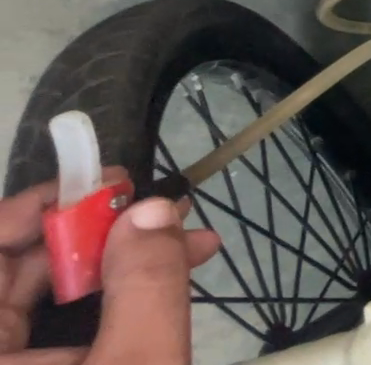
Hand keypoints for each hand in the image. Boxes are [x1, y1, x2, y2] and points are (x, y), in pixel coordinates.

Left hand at [0, 174, 218, 364]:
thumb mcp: (141, 360)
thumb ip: (147, 280)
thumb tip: (154, 208)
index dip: (34, 210)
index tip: (104, 183)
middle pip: (12, 273)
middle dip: (99, 237)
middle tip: (173, 212)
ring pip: (37, 297)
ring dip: (115, 263)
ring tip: (192, 247)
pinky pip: (46, 326)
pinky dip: (105, 298)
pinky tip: (163, 281)